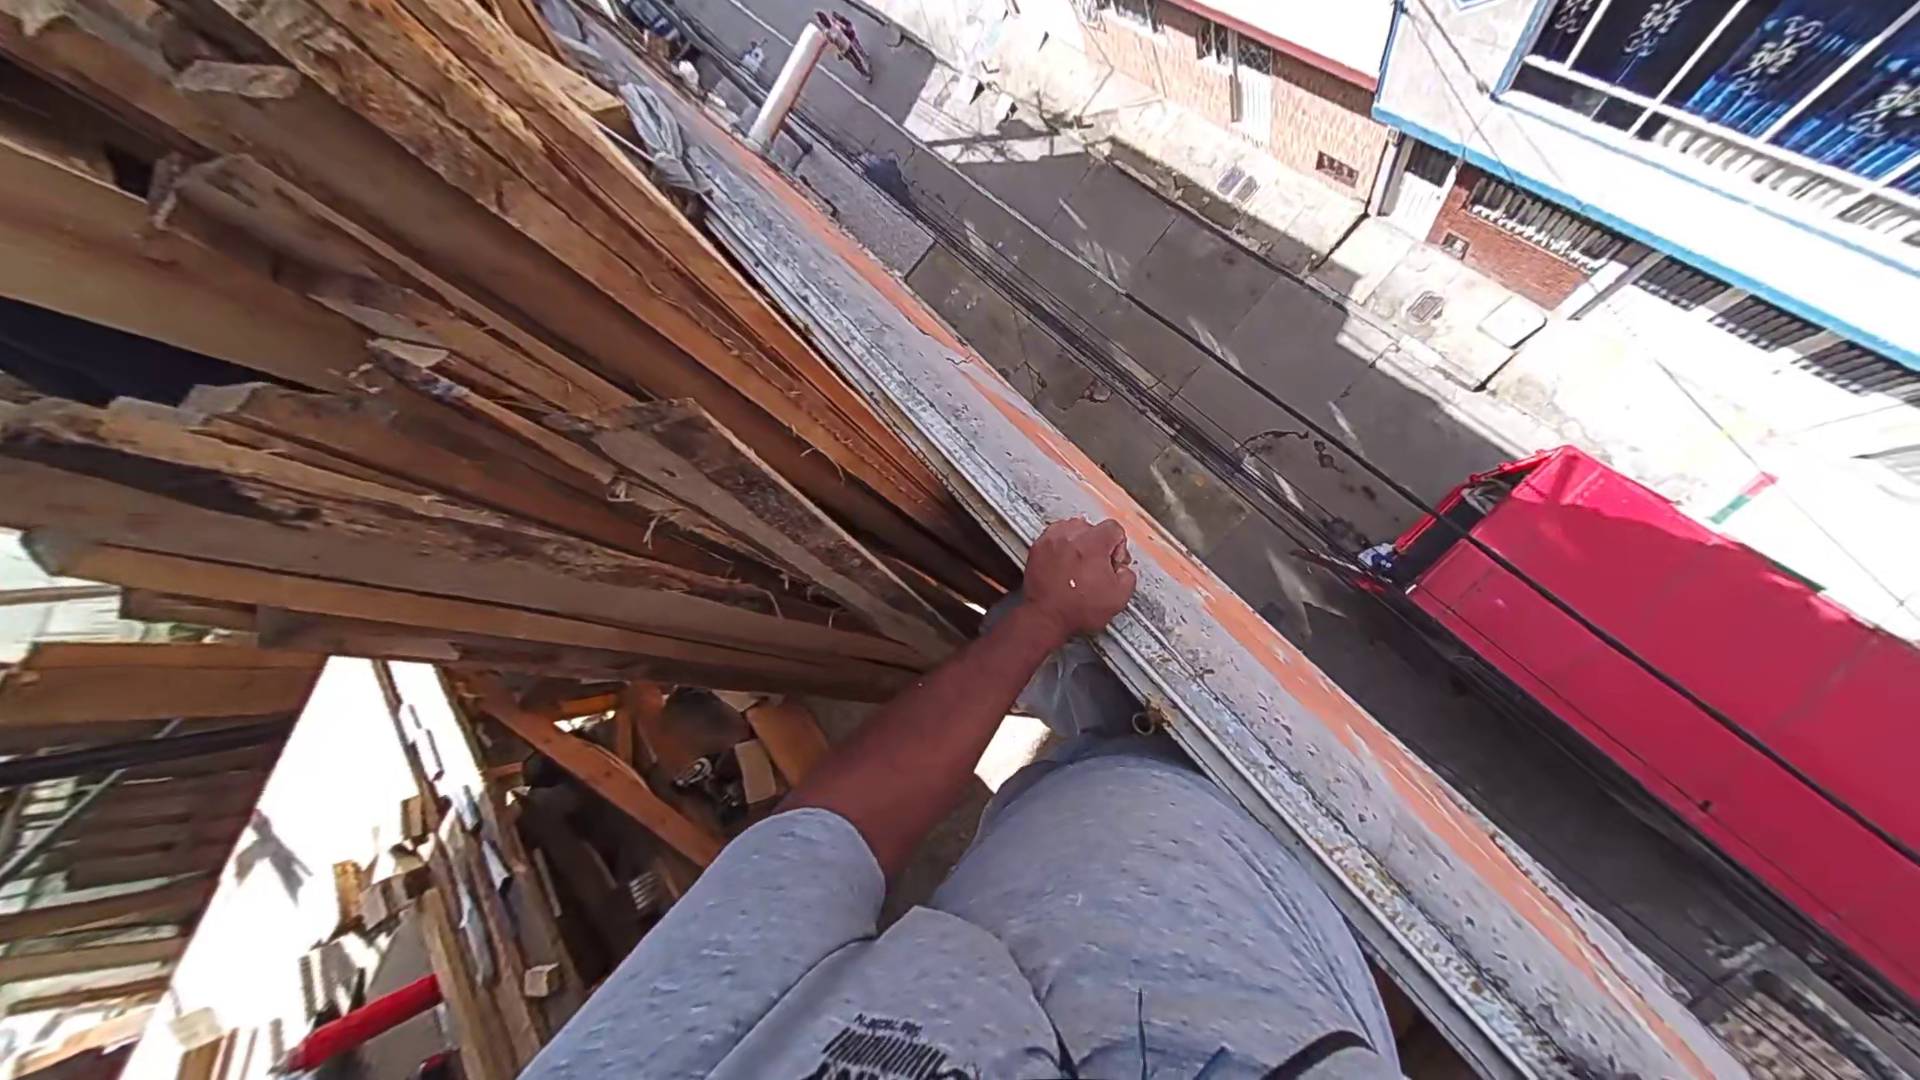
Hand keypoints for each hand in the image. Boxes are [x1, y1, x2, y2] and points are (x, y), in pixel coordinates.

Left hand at [1021, 517, 1136, 641]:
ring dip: (1078, 542)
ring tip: (1079, 564)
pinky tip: (1064, 563)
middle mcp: (1070, 536)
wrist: (1046, 618)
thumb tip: (1122, 568)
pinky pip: (1054, 537)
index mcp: (1093, 543)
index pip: (1114, 528)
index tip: (1113, 562)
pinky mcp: (1037, 548)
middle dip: (1098, 544)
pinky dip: (1060, 546)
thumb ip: (1128, 575)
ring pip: (1071, 529)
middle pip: (1092, 527)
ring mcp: (1051, 540)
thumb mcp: (1118, 597)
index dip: (1119, 547)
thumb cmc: (1077, 609)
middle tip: (1097, 566)